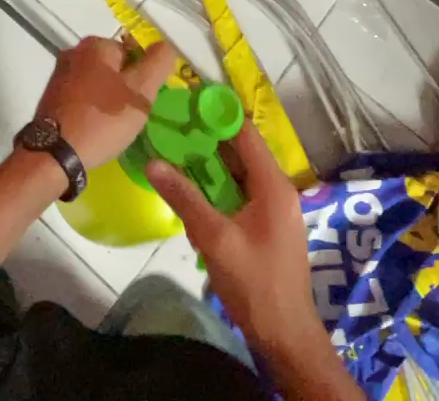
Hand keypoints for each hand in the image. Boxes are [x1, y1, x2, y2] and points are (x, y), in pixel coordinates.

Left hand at [34, 35, 178, 168]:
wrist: (56, 153)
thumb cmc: (103, 119)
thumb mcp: (141, 91)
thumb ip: (158, 63)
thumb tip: (165, 44)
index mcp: (95, 44)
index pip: (132, 52)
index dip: (143, 76)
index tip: (142, 100)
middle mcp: (74, 51)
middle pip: (114, 67)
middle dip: (125, 88)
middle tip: (130, 115)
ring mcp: (59, 73)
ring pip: (98, 82)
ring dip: (108, 99)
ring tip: (112, 125)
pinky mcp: (51, 95)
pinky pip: (82, 96)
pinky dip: (91, 108)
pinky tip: (95, 127)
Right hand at [145, 122, 329, 358]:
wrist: (285, 335)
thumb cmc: (255, 283)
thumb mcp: (214, 238)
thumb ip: (184, 197)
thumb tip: (152, 162)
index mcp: (273, 185)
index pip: (245, 133)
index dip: (217, 114)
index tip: (186, 102)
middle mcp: (279, 190)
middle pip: (241, 151)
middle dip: (207, 139)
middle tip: (172, 128)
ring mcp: (275, 209)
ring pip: (239, 174)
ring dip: (210, 165)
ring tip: (174, 152)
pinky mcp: (268, 226)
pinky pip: (241, 193)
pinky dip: (218, 187)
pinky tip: (192, 190)